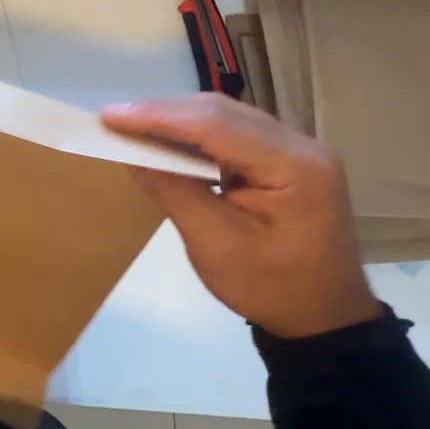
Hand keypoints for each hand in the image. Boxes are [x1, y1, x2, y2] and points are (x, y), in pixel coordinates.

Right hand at [101, 93, 380, 338]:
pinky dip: (192, 132)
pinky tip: (165, 139)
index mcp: (296, 168)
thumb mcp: (213, 243)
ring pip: (225, 116)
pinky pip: (232, 132)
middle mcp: (303, 147)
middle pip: (222, 112)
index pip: (216, 125)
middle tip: (111, 120)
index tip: (108, 116)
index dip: (158, 116)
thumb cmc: (269, 286)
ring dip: (175, 118)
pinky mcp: (286, 159)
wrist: (322, 316)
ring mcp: (297, 150)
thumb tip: (128, 150)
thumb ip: (172, 189)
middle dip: (163, 112)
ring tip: (129, 126)